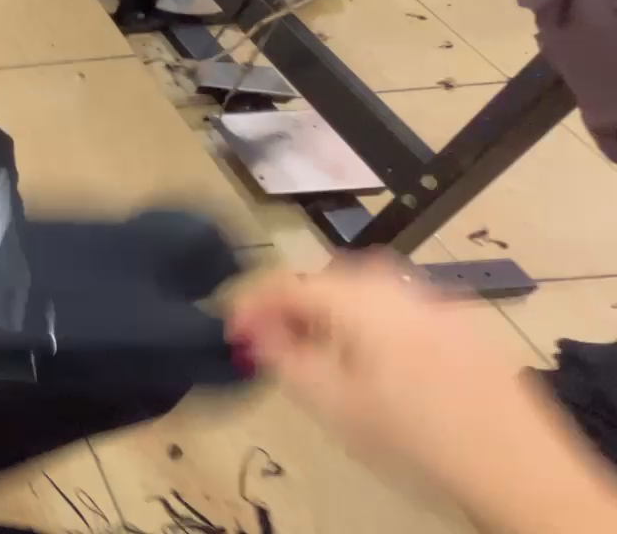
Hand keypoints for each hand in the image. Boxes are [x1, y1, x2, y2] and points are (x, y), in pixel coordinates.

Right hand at [229, 253, 616, 533]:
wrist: (527, 478)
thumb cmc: (413, 435)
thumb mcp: (328, 399)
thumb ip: (278, 354)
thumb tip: (250, 329)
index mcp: (359, 297)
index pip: (283, 283)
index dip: (248, 304)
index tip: (231, 332)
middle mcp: (397, 287)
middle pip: (324, 280)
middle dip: (292, 305)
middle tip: (275, 340)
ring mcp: (439, 306)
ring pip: (363, 290)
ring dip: (331, 311)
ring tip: (321, 349)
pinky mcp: (467, 330)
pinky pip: (400, 308)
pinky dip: (371, 321)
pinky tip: (373, 359)